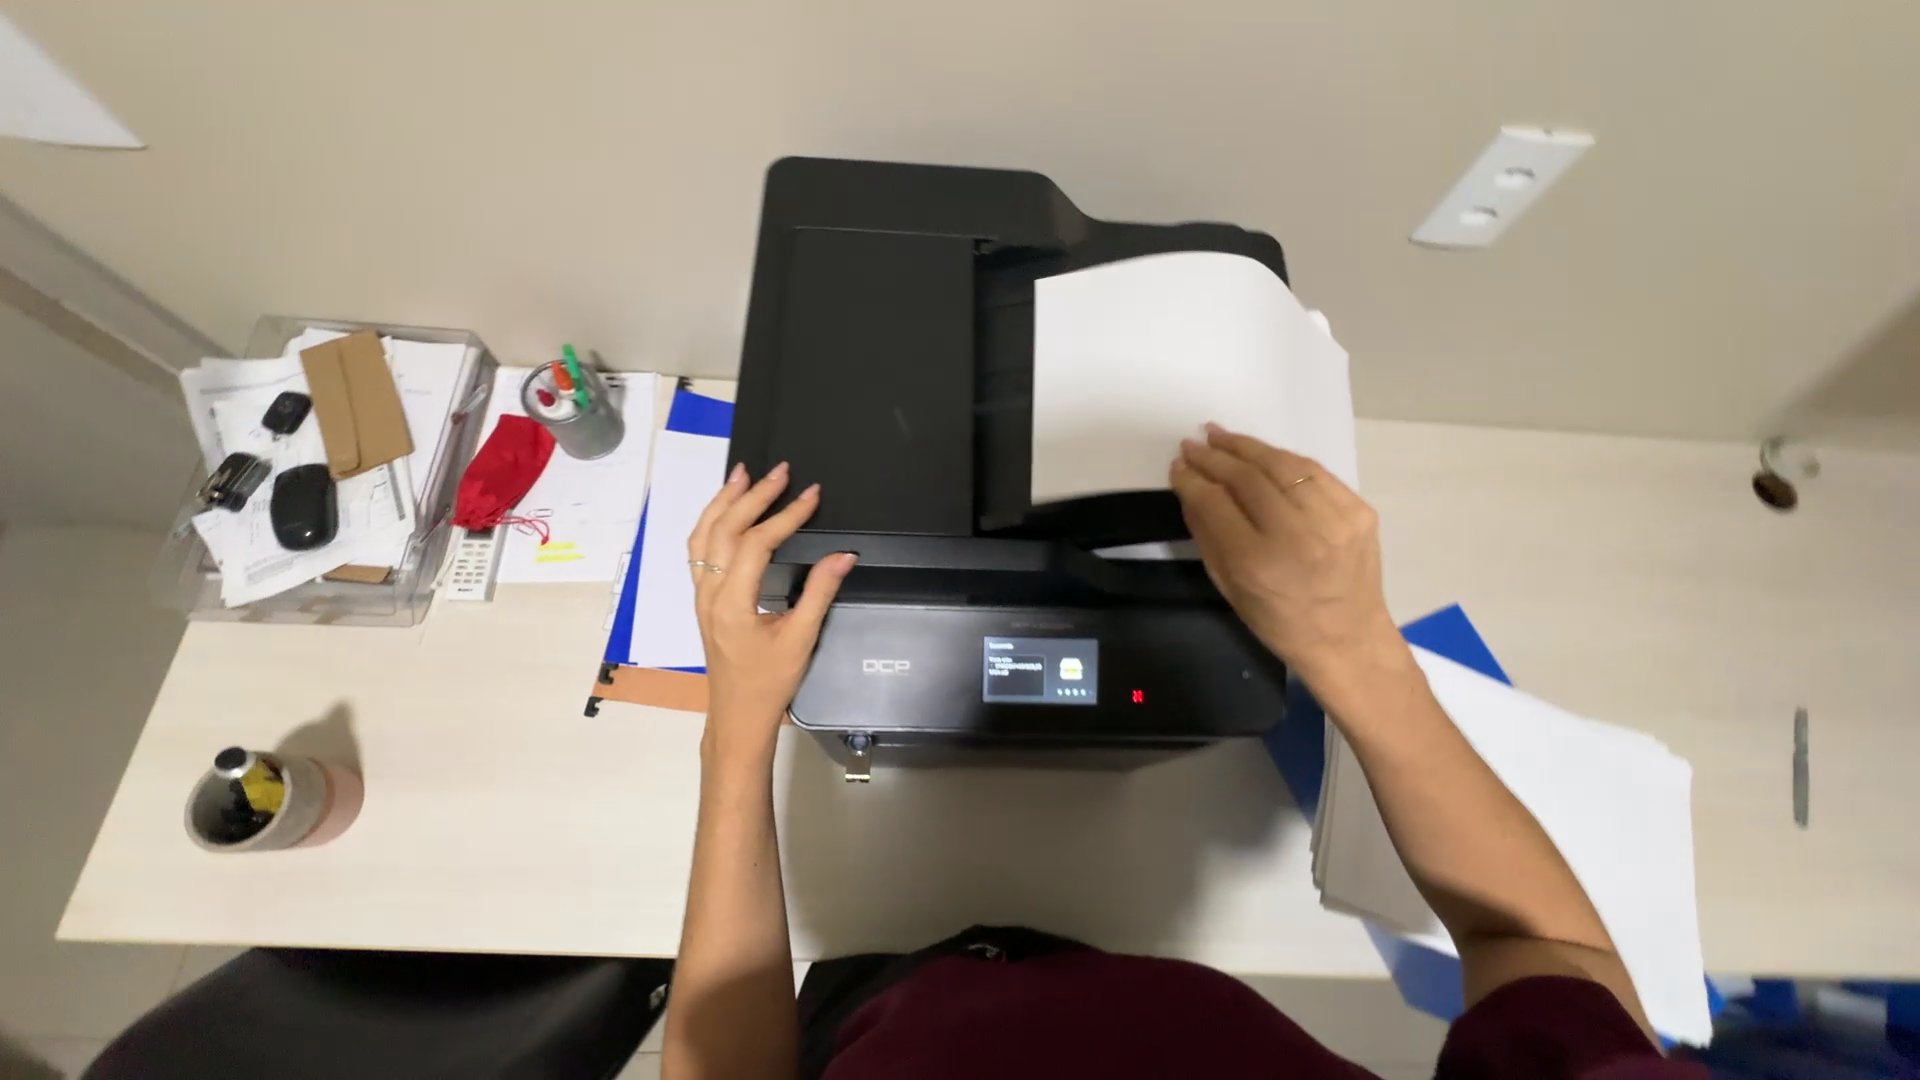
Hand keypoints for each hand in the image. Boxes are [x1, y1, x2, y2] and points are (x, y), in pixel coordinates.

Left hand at [687, 462, 857, 763]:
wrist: (737, 714)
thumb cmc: (769, 682)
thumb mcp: (801, 639)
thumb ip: (820, 593)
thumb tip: (844, 555)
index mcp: (733, 603)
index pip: (757, 544)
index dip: (786, 516)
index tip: (812, 495)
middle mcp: (710, 592)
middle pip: (724, 529)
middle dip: (753, 496)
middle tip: (780, 471)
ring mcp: (701, 594)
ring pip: (703, 535)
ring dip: (723, 501)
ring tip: (744, 474)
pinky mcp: (703, 597)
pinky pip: (699, 549)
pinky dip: (712, 521)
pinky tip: (727, 509)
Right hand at [1169, 424, 1404, 694]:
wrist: (1348, 640)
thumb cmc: (1279, 622)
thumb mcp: (1228, 586)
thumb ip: (1207, 534)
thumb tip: (1191, 489)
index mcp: (1257, 562)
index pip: (1215, 502)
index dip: (1192, 480)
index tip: (1178, 466)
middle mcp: (1297, 535)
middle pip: (1247, 478)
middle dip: (1215, 457)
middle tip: (1193, 444)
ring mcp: (1334, 519)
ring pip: (1283, 465)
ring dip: (1247, 447)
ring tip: (1221, 436)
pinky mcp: (1359, 511)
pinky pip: (1315, 472)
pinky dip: (1283, 459)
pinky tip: (1262, 454)